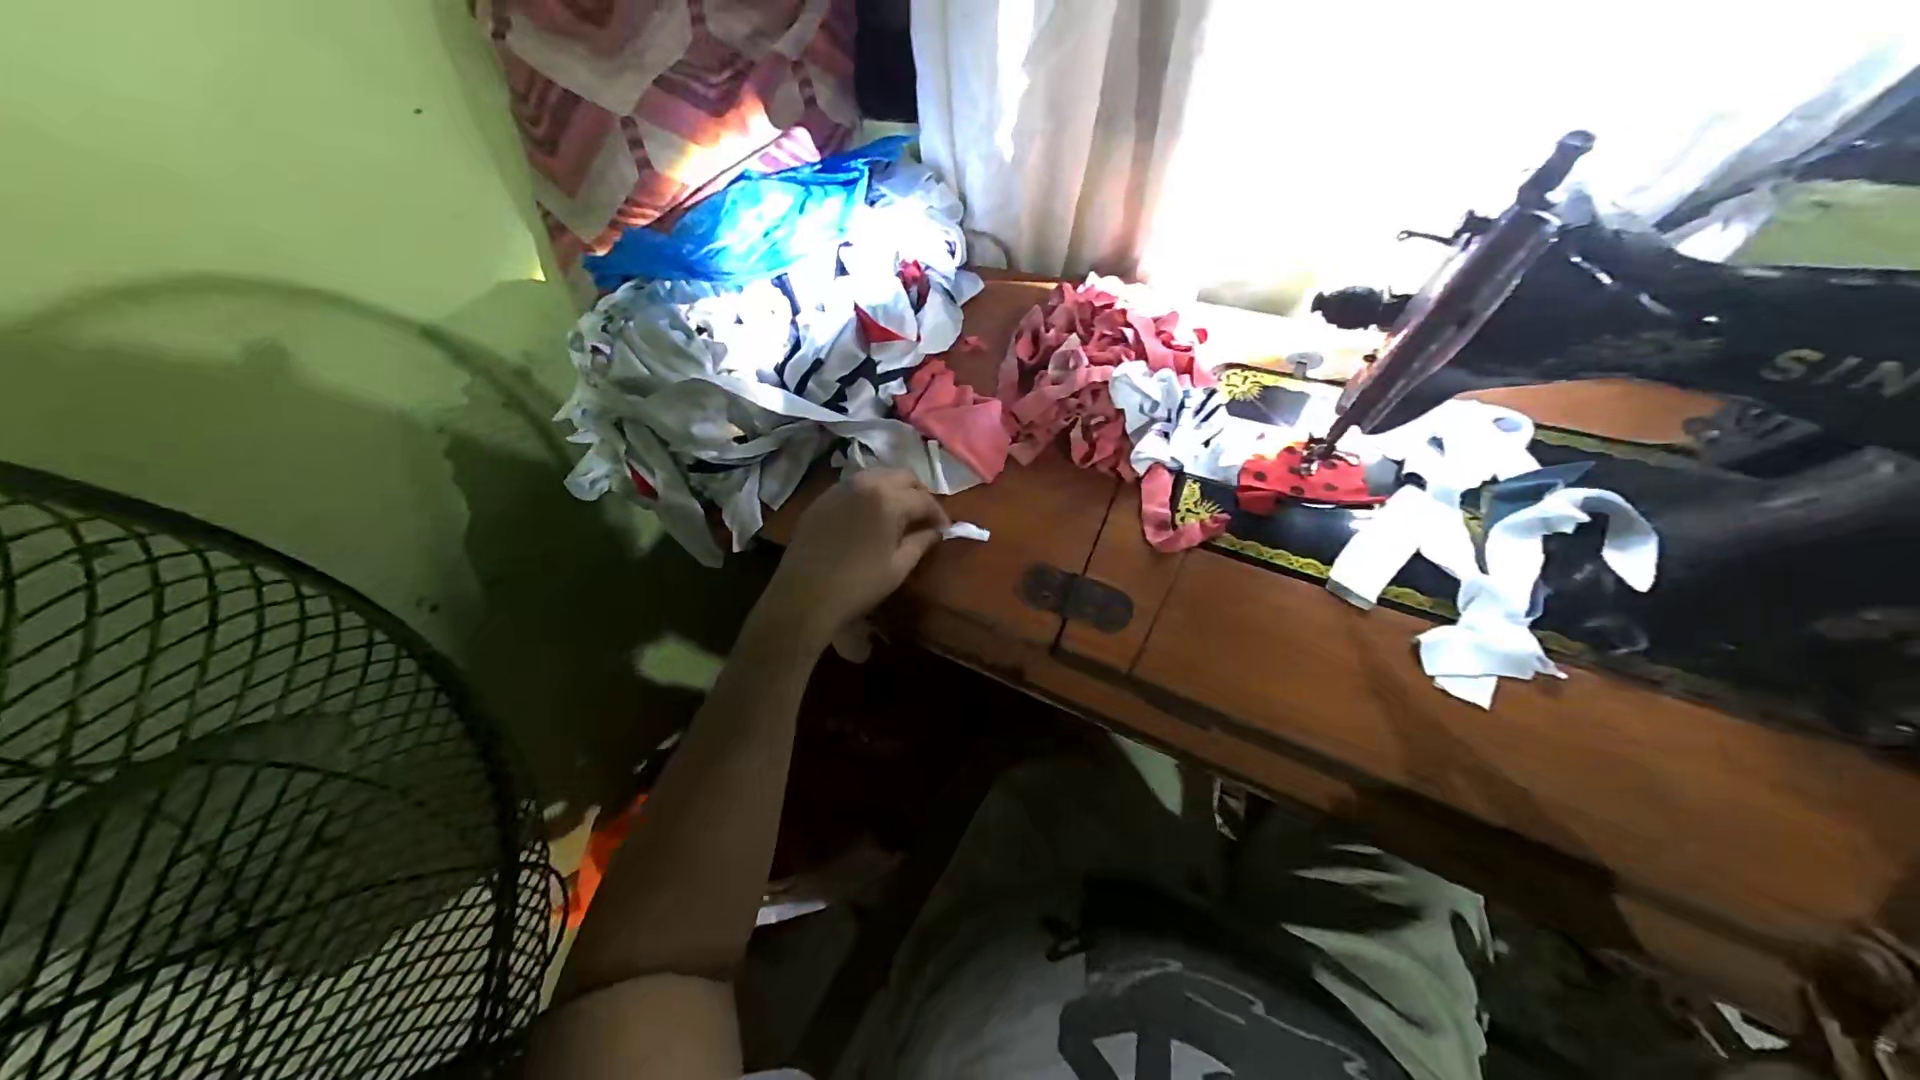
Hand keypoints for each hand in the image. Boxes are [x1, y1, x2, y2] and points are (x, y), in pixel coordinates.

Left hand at [753, 469, 949, 649]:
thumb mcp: (898, 567)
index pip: (924, 498)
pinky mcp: (822, 499)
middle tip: (923, 518)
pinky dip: (869, 495)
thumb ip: (922, 542)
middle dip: (918, 494)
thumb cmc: (858, 585)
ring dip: (893, 490)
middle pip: (902, 476)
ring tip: (898, 514)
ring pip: (877, 476)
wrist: (804, 596)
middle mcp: (865, 483)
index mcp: (888, 499)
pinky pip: (854, 487)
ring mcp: (839, 488)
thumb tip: (936, 532)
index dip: (939, 514)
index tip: (944, 530)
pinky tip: (869, 517)